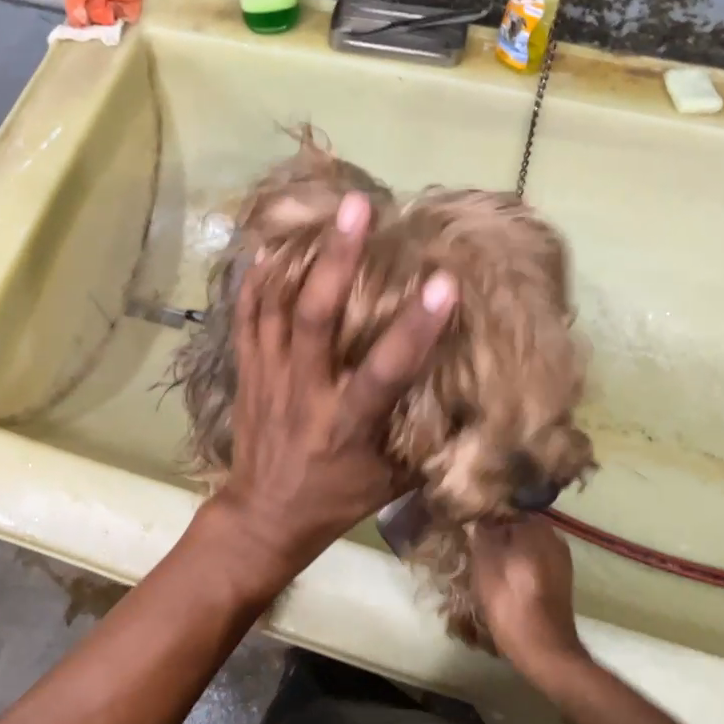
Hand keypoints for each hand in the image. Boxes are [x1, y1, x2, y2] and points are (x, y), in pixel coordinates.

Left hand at [205, 191, 456, 591]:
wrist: (264, 515)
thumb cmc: (339, 497)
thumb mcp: (394, 480)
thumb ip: (429, 437)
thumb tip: (478, 394)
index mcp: (347, 424)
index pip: (384, 371)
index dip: (415, 328)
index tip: (444, 282)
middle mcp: (304, 392)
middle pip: (315, 319)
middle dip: (338, 261)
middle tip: (361, 208)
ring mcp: (269, 376)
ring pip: (277, 307)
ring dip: (300, 257)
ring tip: (323, 211)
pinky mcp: (246, 369)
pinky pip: (246, 316)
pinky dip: (256, 280)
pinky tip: (272, 246)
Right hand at [469, 515, 587, 675]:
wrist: (542, 648)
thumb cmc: (509, 599)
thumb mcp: (484, 560)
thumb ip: (482, 531)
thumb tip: (480, 516)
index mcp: (538, 526)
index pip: (506, 508)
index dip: (485, 516)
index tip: (468, 526)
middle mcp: (554, 537)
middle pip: (517, 528)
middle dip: (497, 535)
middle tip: (473, 547)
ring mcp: (561, 561)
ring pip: (525, 547)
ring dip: (507, 553)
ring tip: (484, 566)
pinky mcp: (560, 583)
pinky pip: (533, 565)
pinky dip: (518, 569)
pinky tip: (503, 582)